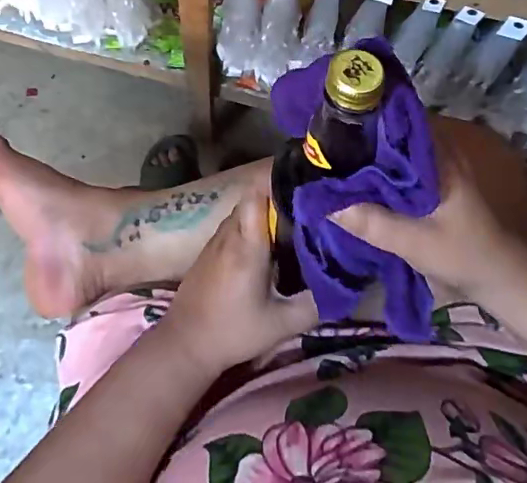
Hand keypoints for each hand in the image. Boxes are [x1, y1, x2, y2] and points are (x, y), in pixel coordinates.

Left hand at [162, 187, 318, 373]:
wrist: (185, 344)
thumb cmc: (233, 331)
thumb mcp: (281, 324)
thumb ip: (313, 304)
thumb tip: (342, 286)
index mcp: (247, 243)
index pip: (258, 191)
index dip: (280, 181)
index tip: (305, 185)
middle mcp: (231, 232)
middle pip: (255, 196)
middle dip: (280, 196)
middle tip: (308, 207)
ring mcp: (217, 238)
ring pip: (245, 209)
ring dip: (266, 211)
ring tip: (293, 223)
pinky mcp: (210, 248)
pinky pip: (236, 223)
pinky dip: (253, 224)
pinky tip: (268, 243)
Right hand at [329, 131, 526, 301]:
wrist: (503, 279)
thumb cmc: (465, 255)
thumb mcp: (415, 243)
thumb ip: (371, 222)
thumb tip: (324, 203)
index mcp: (436, 152)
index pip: (394, 118)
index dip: (362, 119)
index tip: (331, 123)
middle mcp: (436, 150)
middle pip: (390, 132)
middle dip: (358, 139)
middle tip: (323, 146)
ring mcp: (435, 165)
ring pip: (393, 150)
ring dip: (366, 155)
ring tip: (332, 161)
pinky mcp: (432, 183)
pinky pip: (398, 167)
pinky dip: (378, 171)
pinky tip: (356, 183)